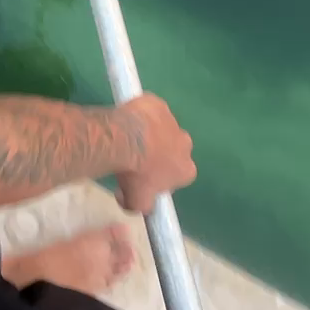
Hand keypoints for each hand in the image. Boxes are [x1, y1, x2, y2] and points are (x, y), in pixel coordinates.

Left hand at [114, 94, 195, 213]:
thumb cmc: (134, 174)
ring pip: (162, 126)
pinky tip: (127, 117)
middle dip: (159, 151)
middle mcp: (186, 144)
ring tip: (128, 135)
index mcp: (187, 169)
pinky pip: (150, 108)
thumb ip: (139, 205)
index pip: (179, 173)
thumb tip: (127, 199)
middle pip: (174, 148)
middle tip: (136, 154)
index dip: (162, 174)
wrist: (122, 140)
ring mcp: (172, 120)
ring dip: (149, 130)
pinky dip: (141, 112)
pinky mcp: (158, 103)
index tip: (145, 174)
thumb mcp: (136, 201)